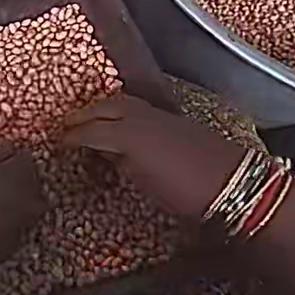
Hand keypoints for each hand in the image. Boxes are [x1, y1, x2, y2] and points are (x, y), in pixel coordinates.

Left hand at [0, 139, 44, 292]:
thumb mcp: (1, 249)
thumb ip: (17, 227)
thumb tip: (22, 216)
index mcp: (19, 204)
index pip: (39, 195)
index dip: (37, 202)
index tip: (34, 209)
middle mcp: (3, 179)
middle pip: (26, 162)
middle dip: (28, 174)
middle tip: (23, 186)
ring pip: (4, 146)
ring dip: (8, 157)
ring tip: (4, 169)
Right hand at [60, 94, 247, 221]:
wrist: (234, 182)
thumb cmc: (186, 192)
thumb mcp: (146, 184)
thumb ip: (121, 162)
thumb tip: (105, 151)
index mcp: (127, 135)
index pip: (90, 131)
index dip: (73, 137)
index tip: (59, 143)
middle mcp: (139, 117)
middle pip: (102, 108)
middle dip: (82, 116)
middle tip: (66, 127)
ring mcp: (157, 114)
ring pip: (120, 102)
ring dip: (100, 108)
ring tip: (89, 119)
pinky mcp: (171, 117)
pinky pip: (135, 105)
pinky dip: (119, 109)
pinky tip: (119, 120)